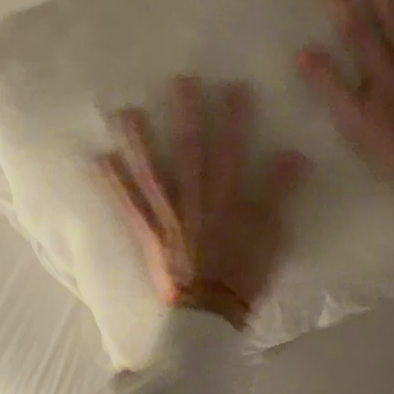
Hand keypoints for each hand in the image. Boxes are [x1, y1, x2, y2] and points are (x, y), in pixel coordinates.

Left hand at [95, 77, 310, 331]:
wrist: (208, 313)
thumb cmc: (244, 274)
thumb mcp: (271, 234)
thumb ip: (279, 193)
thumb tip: (294, 154)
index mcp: (227, 199)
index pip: (233, 151)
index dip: (235, 118)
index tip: (233, 86)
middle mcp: (194, 199)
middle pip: (190, 150)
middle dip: (186, 114)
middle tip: (179, 80)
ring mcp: (166, 213)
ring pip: (152, 170)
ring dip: (139, 140)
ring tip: (125, 112)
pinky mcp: (146, 230)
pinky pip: (127, 203)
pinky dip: (113, 183)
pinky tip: (99, 159)